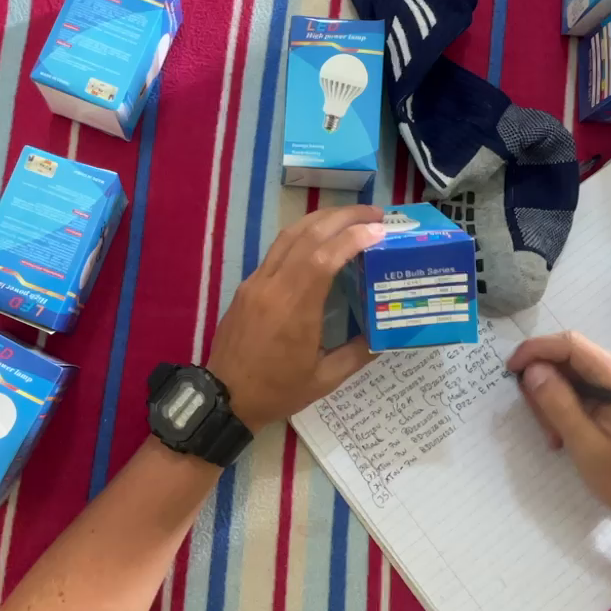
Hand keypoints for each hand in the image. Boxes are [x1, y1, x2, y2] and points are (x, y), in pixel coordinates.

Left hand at [206, 206, 385, 428]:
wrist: (224, 397)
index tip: (381, 229)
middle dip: (343, 216)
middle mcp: (273, 286)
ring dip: (321, 219)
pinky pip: (277, 250)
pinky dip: (303, 235)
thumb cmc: (276, 391)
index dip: (353, 237)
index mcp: (294, 309)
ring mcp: (256, 282)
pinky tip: (321, 239)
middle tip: (376, 212)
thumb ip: (358, 354)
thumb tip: (387, 334)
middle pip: (307, 234)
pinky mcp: (247, 286)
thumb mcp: (324, 380)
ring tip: (351, 217)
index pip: (324, 257)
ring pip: (288, 235)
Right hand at [506, 331, 610, 528]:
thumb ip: (557, 403)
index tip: (510, 369)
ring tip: (554, 434)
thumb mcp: (583, 443)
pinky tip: (563, 429)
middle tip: (540, 421)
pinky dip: (564, 401)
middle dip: (545, 383)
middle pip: (568, 357)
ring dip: (552, 397)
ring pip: (569, 370)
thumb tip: (531, 370)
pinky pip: (579, 381)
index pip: (572, 345)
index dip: (536, 350)